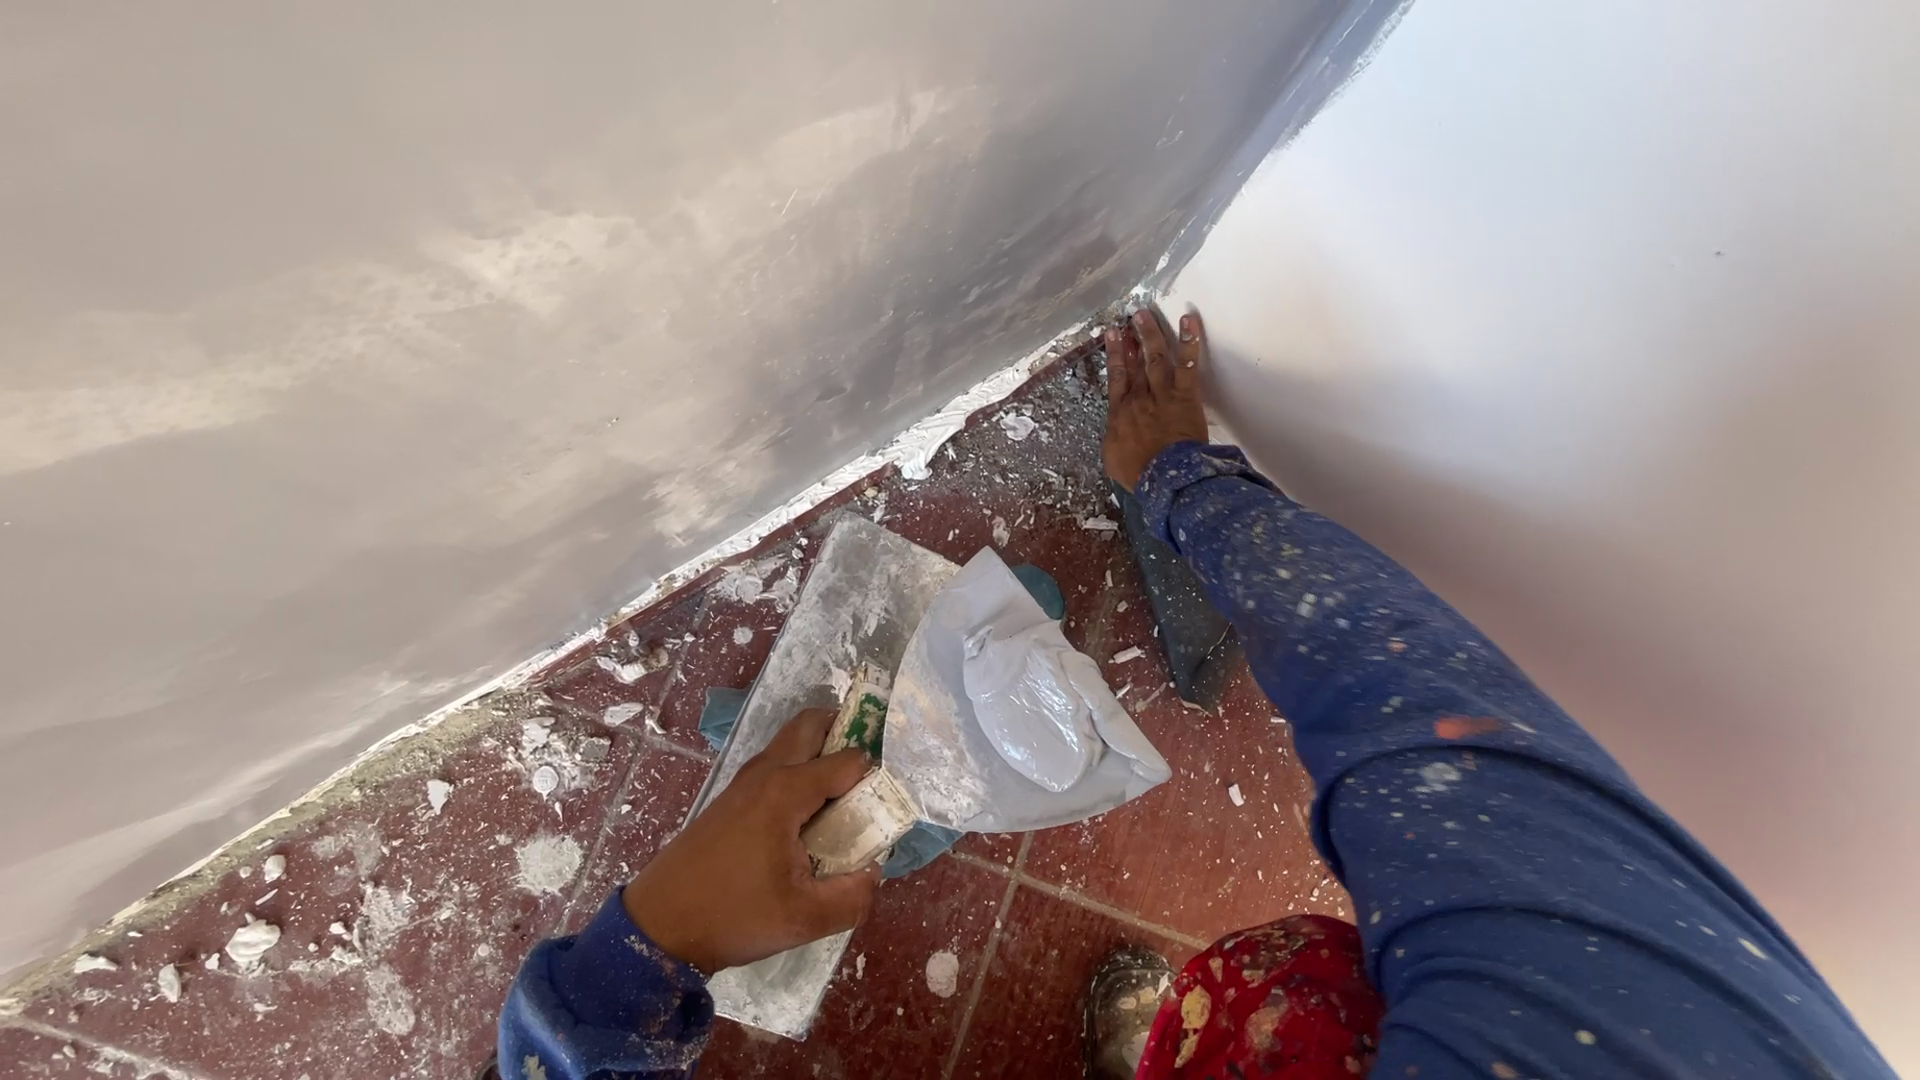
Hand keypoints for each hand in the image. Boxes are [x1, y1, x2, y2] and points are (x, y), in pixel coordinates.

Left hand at [623, 708, 882, 973]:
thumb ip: (853, 897)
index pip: (848, 760)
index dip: (874, 777)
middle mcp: (767, 772)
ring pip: (791, 743)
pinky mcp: (732, 799)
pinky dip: (799, 771)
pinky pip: (776, 765)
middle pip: (812, 724)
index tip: (886, 806)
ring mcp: (744, 782)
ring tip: (843, 798)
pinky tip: (807, 818)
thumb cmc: (732, 916)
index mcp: (787, 791)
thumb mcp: (804, 920)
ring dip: (820, 752)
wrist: (657, 928)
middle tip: (868, 772)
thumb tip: (875, 872)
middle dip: (845, 732)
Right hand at [1103, 305, 1209, 490]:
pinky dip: (1189, 341)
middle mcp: (1139, 397)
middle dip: (1133, 339)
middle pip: (1135, 363)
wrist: (1164, 478)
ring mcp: (1162, 394)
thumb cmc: (1139, 473)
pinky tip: (1189, 321)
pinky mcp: (1185, 396)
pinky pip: (1188, 364)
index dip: (1115, 355)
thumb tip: (1116, 431)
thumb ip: (1114, 438)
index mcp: (1120, 412)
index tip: (1113, 335)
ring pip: (1155, 357)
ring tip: (1147, 315)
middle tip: (1132, 318)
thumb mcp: (1114, 457)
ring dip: (1151, 334)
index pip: (1116, 377)